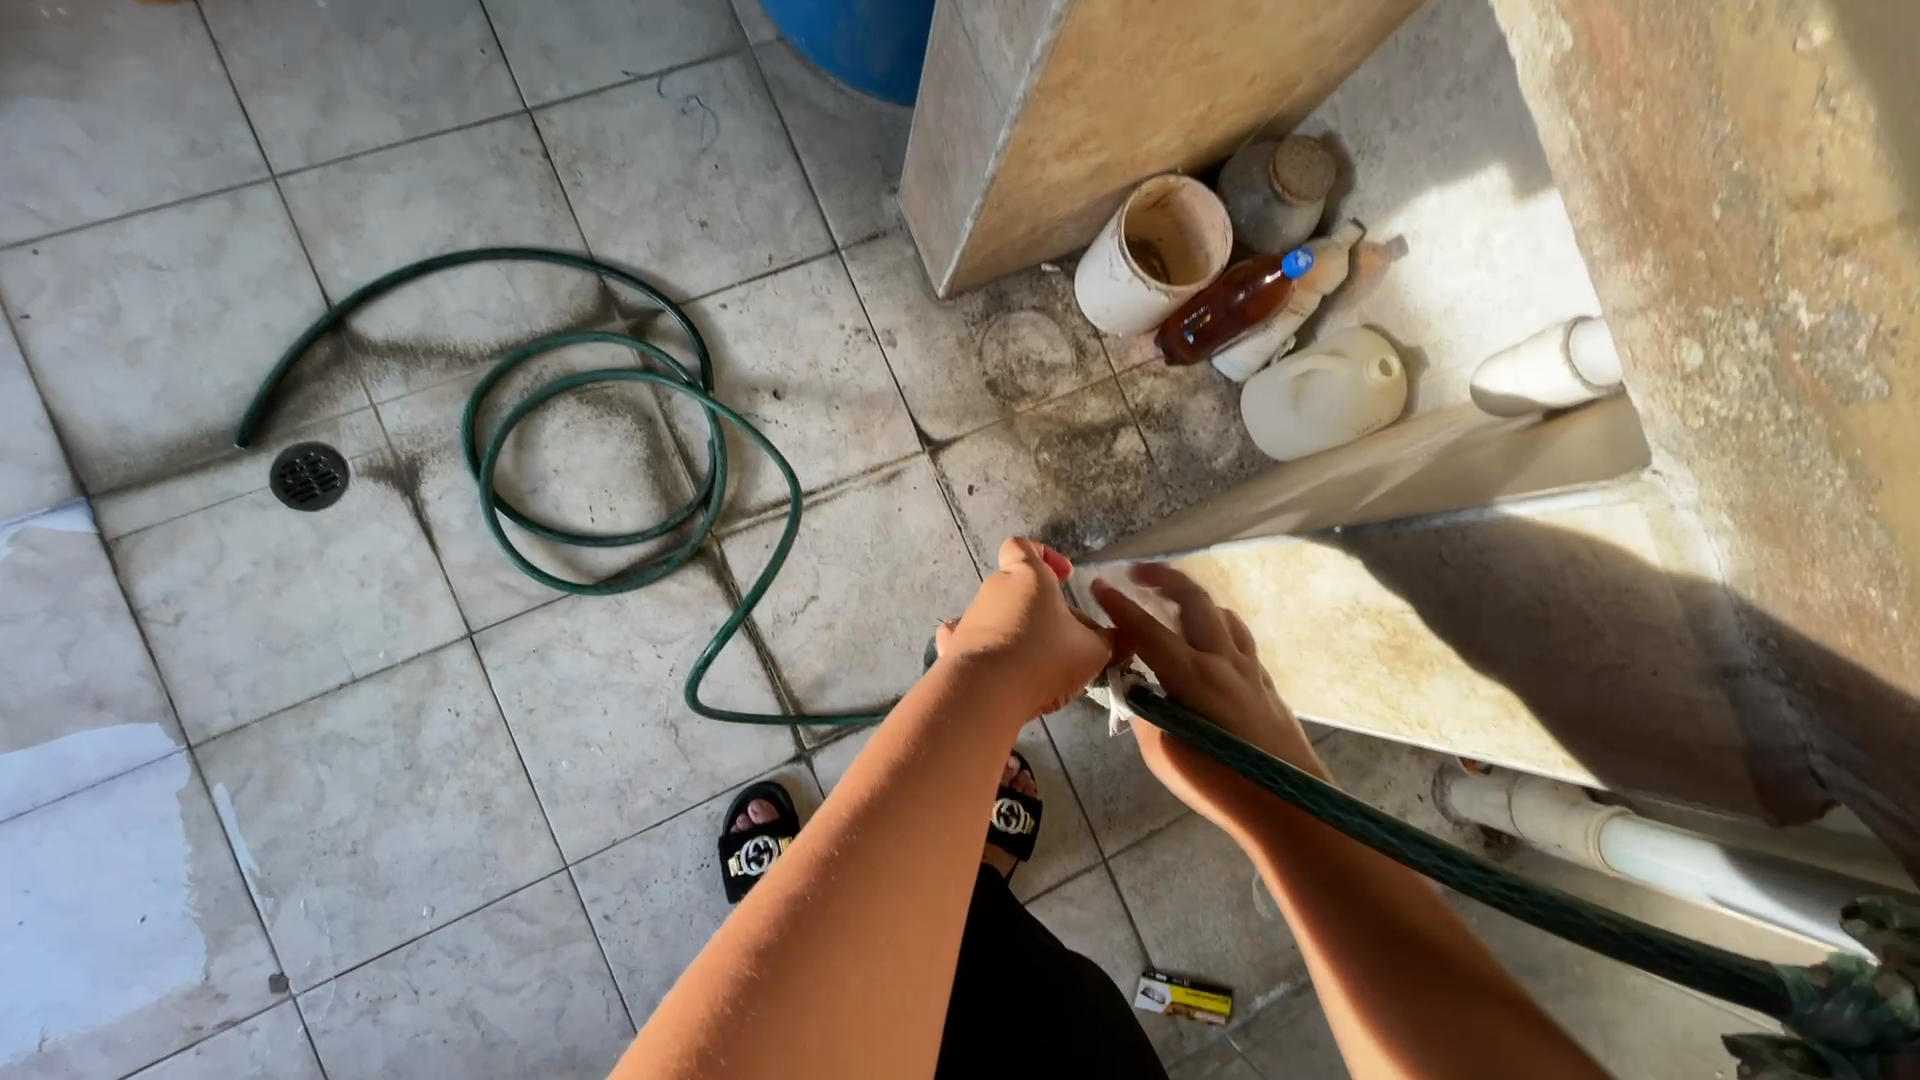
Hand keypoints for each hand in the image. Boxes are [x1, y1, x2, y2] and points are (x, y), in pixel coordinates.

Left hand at [935, 538, 1115, 717]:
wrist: (984, 693)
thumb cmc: (1043, 658)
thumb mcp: (1092, 652)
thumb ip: (1109, 642)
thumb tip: (1121, 638)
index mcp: (1027, 577)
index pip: (1024, 546)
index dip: (1045, 556)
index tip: (1064, 577)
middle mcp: (993, 589)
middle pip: (1018, 588)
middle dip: (1041, 610)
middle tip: (1065, 639)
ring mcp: (969, 617)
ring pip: (998, 617)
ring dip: (1017, 633)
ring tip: (1038, 666)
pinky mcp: (953, 646)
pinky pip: (970, 641)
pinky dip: (986, 651)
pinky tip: (999, 671)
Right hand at [1091, 564, 1328, 831]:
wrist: (1290, 807)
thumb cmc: (1217, 784)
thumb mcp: (1161, 752)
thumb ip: (1143, 711)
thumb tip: (1137, 688)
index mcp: (1191, 674)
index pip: (1146, 628)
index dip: (1118, 605)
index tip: (1098, 584)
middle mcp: (1222, 660)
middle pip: (1193, 600)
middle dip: (1163, 578)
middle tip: (1137, 574)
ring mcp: (1250, 669)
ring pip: (1223, 614)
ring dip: (1194, 599)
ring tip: (1173, 602)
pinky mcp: (1267, 684)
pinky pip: (1241, 639)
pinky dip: (1218, 626)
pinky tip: (1211, 641)